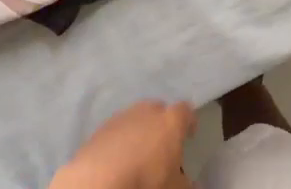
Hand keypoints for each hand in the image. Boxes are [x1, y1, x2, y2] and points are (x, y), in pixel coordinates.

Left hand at [50, 100, 196, 188]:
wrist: (99, 180)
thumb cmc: (146, 180)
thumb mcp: (174, 187)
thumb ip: (186, 183)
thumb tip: (191, 184)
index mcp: (170, 121)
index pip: (186, 110)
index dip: (188, 121)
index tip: (189, 134)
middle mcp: (147, 111)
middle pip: (158, 109)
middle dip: (162, 123)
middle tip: (162, 144)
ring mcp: (122, 116)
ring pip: (136, 118)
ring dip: (139, 130)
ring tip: (138, 152)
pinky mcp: (101, 128)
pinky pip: (117, 129)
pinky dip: (121, 139)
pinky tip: (118, 158)